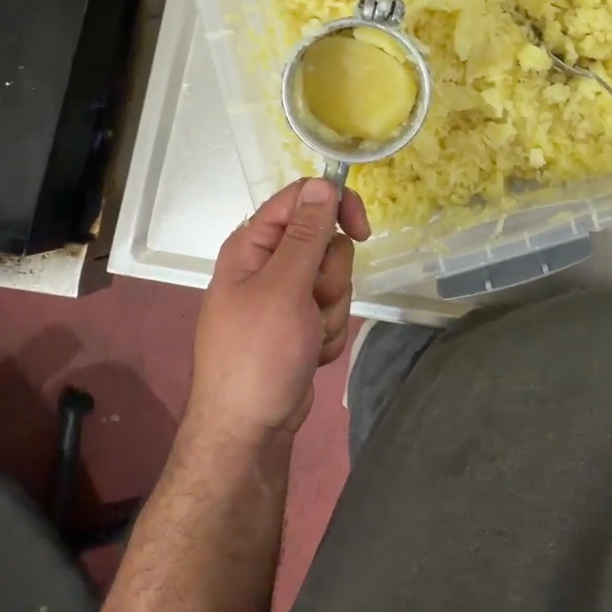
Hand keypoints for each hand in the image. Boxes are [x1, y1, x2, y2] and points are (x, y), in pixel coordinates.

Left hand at [185, 178, 370, 444]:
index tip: (361, 231)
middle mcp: (267, 264)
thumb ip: (307, 233)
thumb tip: (323, 182)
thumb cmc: (258, 355)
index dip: (335, 207)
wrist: (250, 429)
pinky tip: (310, 352)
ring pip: (334, 277)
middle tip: (311, 302)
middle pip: (326, 241)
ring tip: (308, 336)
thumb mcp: (285, 288)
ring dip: (331, 308)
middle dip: (331, 276)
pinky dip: (328, 331)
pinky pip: (332, 308)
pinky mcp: (299, 323)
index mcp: (252, 245)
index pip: (302, 199)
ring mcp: (284, 296)